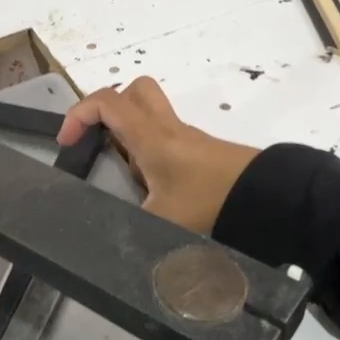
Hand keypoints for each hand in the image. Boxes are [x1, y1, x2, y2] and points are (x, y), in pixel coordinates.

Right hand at [57, 76, 258, 234]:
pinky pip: (164, 135)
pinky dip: (147, 149)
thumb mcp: (162, 223)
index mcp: (150, 136)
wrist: (272, 201)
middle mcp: (167, 128)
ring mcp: (187, 138)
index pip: (106, 102)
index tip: (67, 144)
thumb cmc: (210, 204)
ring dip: (127, 132)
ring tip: (121, 171)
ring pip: (149, 113)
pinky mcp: (201, 152)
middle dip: (107, 109)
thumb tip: (104, 247)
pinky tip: (149, 186)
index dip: (78, 115)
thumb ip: (130, 229)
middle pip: (133, 91)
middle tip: (97, 142)